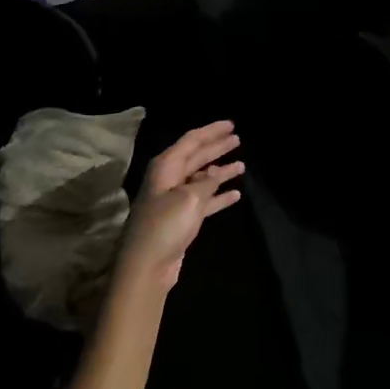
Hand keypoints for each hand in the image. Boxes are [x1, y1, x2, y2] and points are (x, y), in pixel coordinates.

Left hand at [116, 121, 244, 288]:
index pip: (191, 141)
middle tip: (237, 138)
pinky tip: (236, 193)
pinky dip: (219, 196)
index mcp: (165, 167)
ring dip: (221, 171)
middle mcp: (169, 179)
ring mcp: (175, 199)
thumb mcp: (188, 198)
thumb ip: (205, 182)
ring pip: (202, 179)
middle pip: (196, 157)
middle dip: (216, 147)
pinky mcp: (182, 219)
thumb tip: (214, 173)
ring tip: (242, 164)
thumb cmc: (164, 225)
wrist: (147, 264)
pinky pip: (205, 201)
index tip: (231, 124)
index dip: (211, 131)